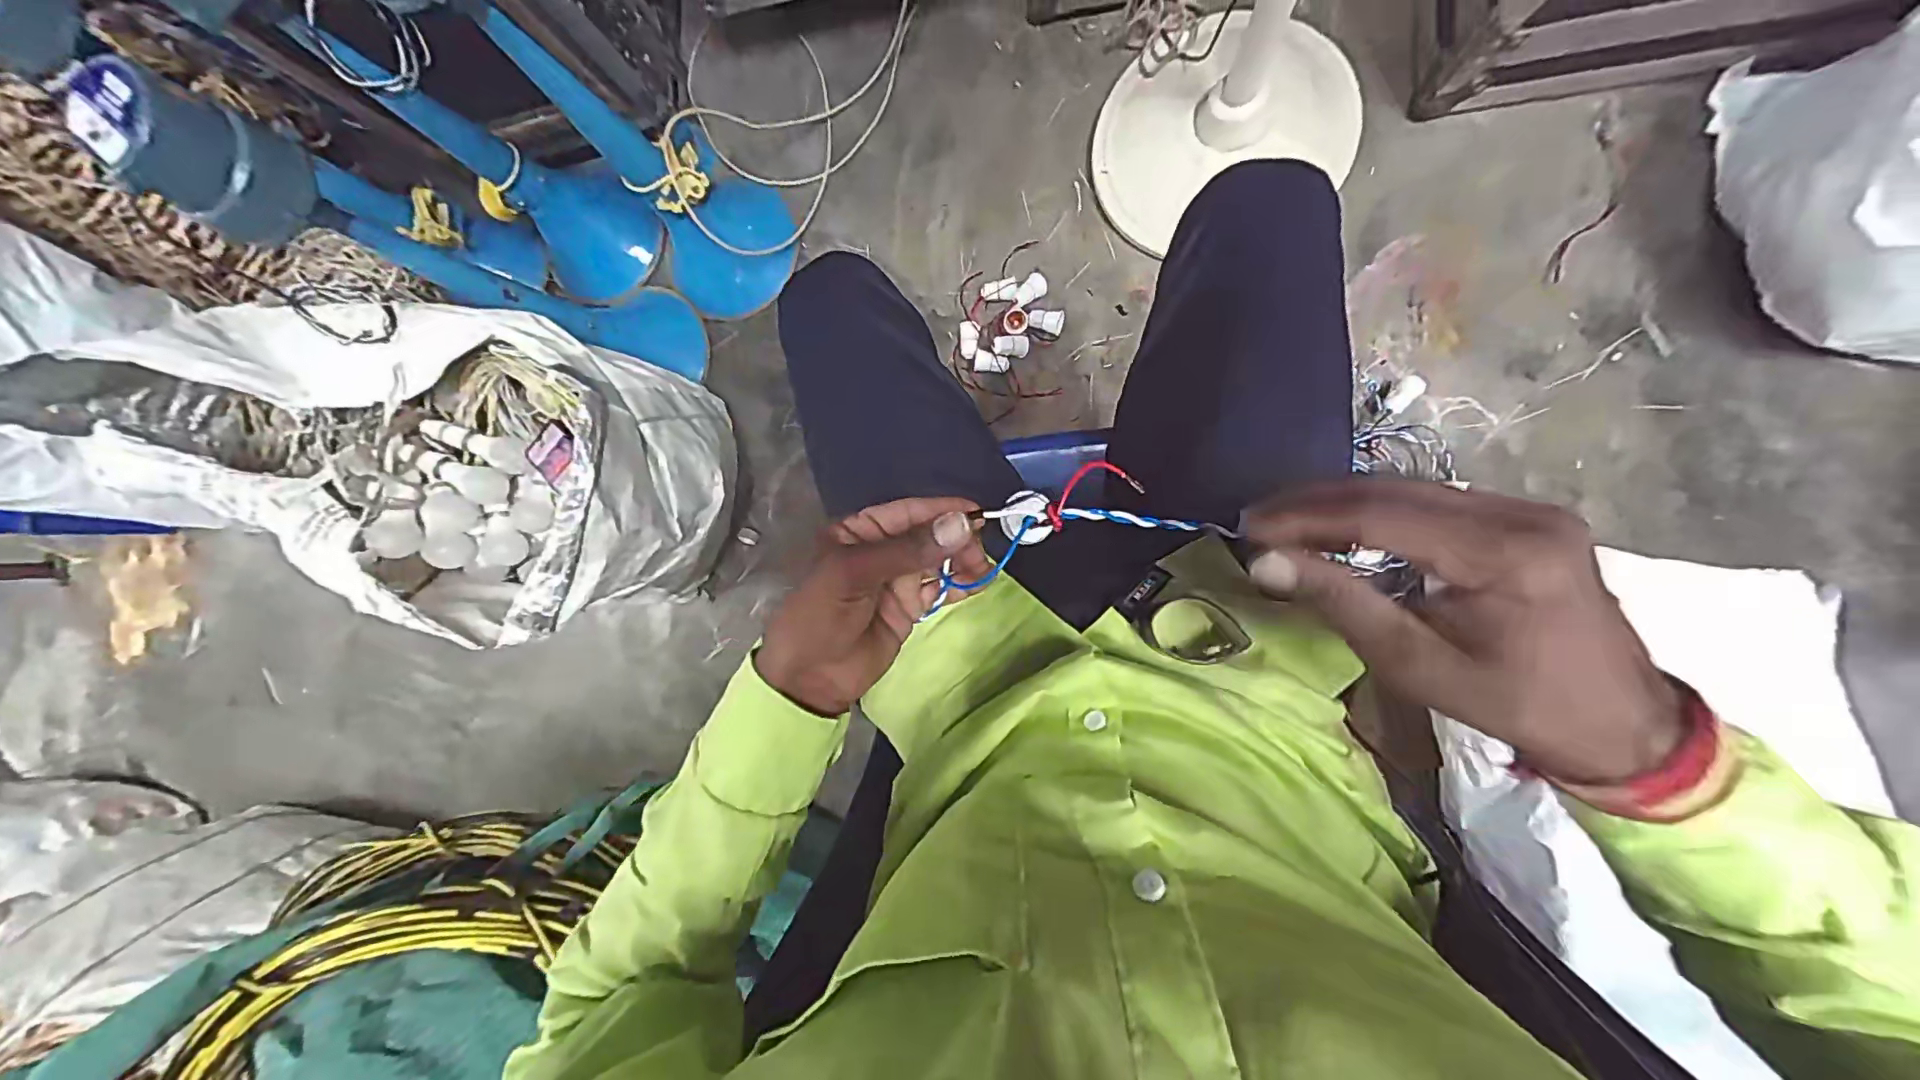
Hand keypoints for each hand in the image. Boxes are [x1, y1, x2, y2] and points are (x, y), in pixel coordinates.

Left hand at [756, 497, 987, 715]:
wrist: (809, 678)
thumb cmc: (818, 616)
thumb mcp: (854, 574)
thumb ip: (907, 550)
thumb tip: (959, 525)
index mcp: (860, 531)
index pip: (908, 512)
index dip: (943, 511)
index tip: (977, 515)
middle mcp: (882, 550)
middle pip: (930, 534)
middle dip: (957, 540)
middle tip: (978, 556)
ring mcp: (897, 579)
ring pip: (940, 560)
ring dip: (964, 562)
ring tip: (981, 572)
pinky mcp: (910, 607)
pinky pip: (942, 588)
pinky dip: (961, 584)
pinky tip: (976, 585)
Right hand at [1241, 478, 1683, 783]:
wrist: (1622, 723)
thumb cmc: (1514, 704)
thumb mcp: (1416, 664)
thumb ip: (1340, 603)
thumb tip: (1265, 562)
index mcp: (1503, 553)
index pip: (1380, 514)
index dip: (1305, 517)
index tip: (1250, 529)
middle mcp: (1521, 513)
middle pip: (1393, 489)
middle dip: (1314, 502)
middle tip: (1256, 521)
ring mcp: (1528, 509)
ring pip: (1409, 488)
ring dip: (1340, 502)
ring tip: (1285, 522)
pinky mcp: (1524, 516)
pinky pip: (1431, 499)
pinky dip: (1374, 509)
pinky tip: (1340, 525)